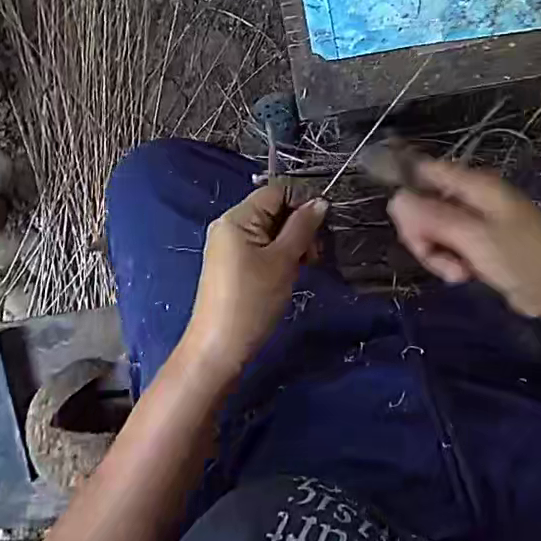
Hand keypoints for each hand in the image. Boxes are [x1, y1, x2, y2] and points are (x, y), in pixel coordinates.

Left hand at [180, 182, 328, 373]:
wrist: (219, 349)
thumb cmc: (252, 300)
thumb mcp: (283, 260)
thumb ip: (302, 227)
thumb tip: (320, 202)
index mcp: (237, 217)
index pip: (276, 192)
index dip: (302, 203)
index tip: (321, 229)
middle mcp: (229, 225)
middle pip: (274, 210)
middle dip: (299, 227)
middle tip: (313, 256)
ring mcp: (228, 246)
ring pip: (270, 231)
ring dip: (292, 244)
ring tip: (302, 268)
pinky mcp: (231, 265)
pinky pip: (261, 248)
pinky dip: (279, 256)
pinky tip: (288, 275)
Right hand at [386, 158, 540, 317]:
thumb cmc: (525, 259)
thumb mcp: (474, 236)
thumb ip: (432, 217)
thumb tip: (395, 200)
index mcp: (473, 184)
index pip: (425, 170)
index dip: (405, 185)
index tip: (399, 219)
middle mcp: (472, 196)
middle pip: (424, 202)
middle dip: (422, 231)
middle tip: (433, 255)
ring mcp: (476, 220)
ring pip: (434, 228)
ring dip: (436, 252)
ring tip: (456, 273)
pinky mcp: (480, 243)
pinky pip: (449, 245)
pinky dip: (450, 261)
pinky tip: (463, 276)